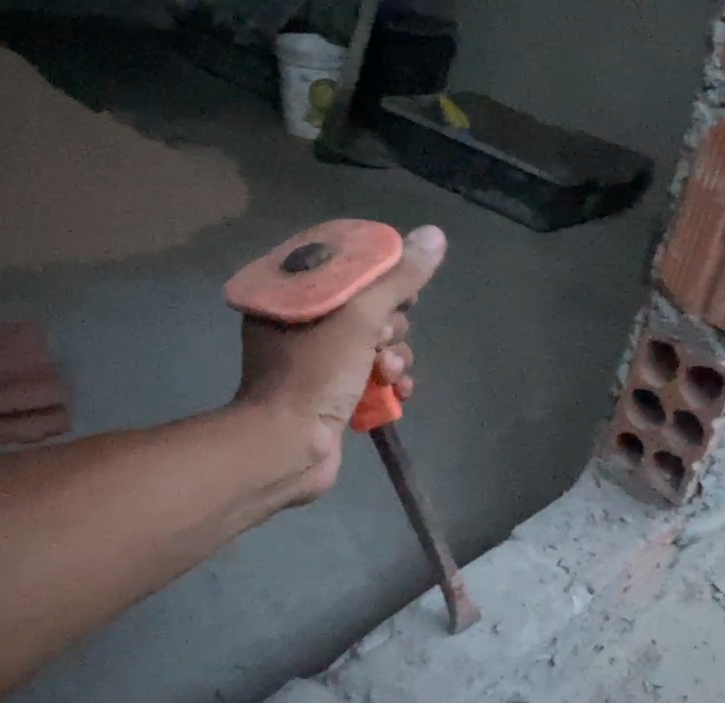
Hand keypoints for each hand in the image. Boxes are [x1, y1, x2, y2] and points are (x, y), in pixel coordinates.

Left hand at [234, 226, 446, 497]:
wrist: (289, 444)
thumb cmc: (315, 371)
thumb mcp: (360, 316)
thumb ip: (398, 278)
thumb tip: (435, 236)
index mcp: (294, 290)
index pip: (349, 263)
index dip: (383, 273)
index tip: (404, 290)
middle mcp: (303, 320)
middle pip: (370, 305)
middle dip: (389, 325)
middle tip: (381, 339)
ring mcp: (319, 358)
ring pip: (377, 343)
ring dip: (393, 357)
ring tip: (387, 374)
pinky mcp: (333, 391)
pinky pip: (373, 375)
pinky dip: (389, 383)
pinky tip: (398, 393)